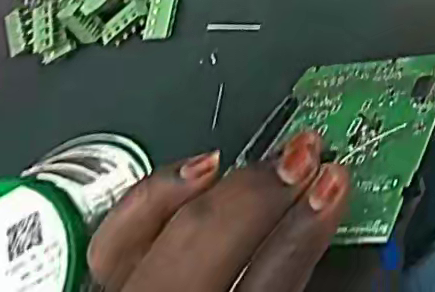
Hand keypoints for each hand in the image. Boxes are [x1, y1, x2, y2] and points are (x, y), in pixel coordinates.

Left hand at [87, 131, 349, 291]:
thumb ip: (288, 282)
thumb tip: (323, 230)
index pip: (266, 284)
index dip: (302, 230)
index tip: (334, 184)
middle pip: (210, 245)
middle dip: (266, 192)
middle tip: (310, 156)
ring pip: (169, 229)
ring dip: (234, 184)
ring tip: (279, 155)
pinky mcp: (99, 291)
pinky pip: (119, 237)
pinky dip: (164, 192)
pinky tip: (205, 165)